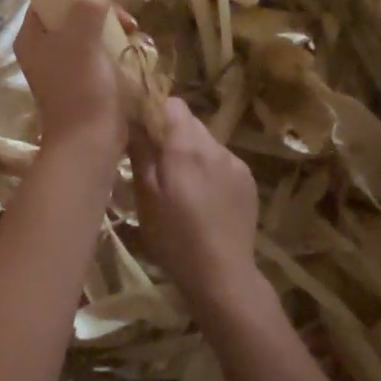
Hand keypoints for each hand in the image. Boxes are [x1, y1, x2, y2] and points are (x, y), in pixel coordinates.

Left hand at [15, 0, 127, 157]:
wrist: (89, 142)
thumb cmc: (80, 86)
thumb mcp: (83, 39)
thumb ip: (89, 5)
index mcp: (31, 38)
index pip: (45, 0)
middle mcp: (41, 50)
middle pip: (69, 15)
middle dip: (98, 10)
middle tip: (125, 18)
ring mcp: (60, 68)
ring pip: (85, 34)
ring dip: (109, 29)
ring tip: (133, 32)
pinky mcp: (80, 82)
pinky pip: (95, 54)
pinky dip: (111, 47)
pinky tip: (131, 48)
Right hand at [131, 98, 267, 314]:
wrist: (223, 276)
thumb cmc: (174, 237)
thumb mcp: (145, 196)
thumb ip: (141, 152)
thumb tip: (131, 119)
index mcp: (187, 147)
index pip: (173, 104)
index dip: (155, 111)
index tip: (141, 130)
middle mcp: (216, 148)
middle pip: (190, 122)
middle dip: (171, 134)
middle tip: (155, 163)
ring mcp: (236, 165)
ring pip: (207, 143)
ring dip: (191, 153)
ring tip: (179, 185)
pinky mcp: (249, 183)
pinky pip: (222, 162)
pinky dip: (208, 169)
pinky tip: (202, 199)